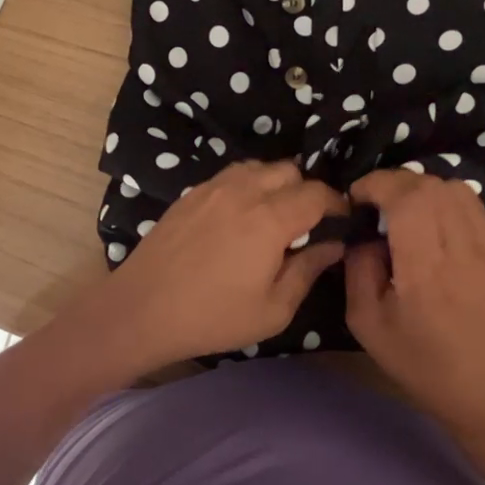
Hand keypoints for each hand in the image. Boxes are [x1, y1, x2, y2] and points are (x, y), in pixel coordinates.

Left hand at [73, 161, 346, 371]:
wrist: (143, 308)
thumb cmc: (213, 316)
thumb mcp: (273, 309)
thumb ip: (307, 270)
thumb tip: (333, 245)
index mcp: (270, 218)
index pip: (317, 193)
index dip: (337, 205)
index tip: (342, 223)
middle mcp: (243, 192)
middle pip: (289, 170)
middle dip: (306, 191)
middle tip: (307, 223)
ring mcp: (211, 188)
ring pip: (257, 167)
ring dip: (274, 184)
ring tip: (274, 217)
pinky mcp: (189, 194)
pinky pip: (229, 176)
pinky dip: (246, 186)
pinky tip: (241, 216)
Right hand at [344, 169, 484, 472]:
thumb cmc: (424, 367)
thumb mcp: (367, 324)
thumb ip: (358, 268)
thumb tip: (364, 233)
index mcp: (426, 271)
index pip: (405, 196)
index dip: (376, 184)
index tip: (357, 198)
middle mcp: (466, 251)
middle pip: (431, 185)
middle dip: (395, 184)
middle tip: (376, 204)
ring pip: (458, 190)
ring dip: (424, 191)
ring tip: (406, 213)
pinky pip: (477, 211)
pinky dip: (450, 207)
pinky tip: (437, 234)